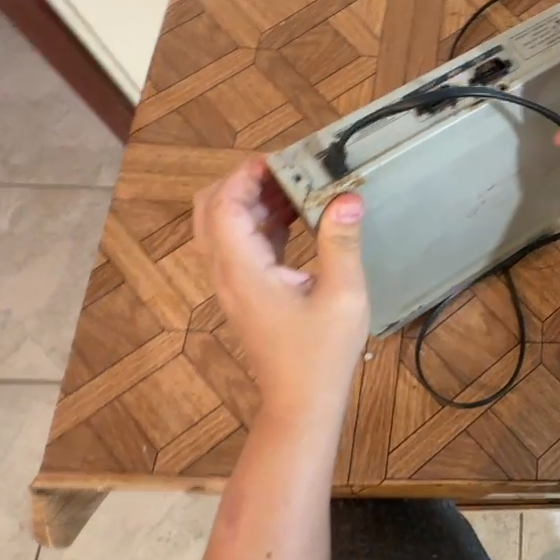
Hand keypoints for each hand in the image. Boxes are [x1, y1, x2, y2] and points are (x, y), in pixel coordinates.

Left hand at [193, 158, 368, 430]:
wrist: (302, 400)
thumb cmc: (322, 352)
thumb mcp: (343, 295)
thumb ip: (341, 243)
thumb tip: (348, 198)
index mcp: (243, 269)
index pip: (224, 207)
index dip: (244, 177)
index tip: (279, 159)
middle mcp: (227, 273)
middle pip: (212, 212)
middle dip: (242, 184)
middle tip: (284, 170)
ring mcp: (233, 284)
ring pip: (224, 228)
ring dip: (252, 203)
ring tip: (296, 187)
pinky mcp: (247, 293)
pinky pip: (241, 246)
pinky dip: (261, 225)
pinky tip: (297, 218)